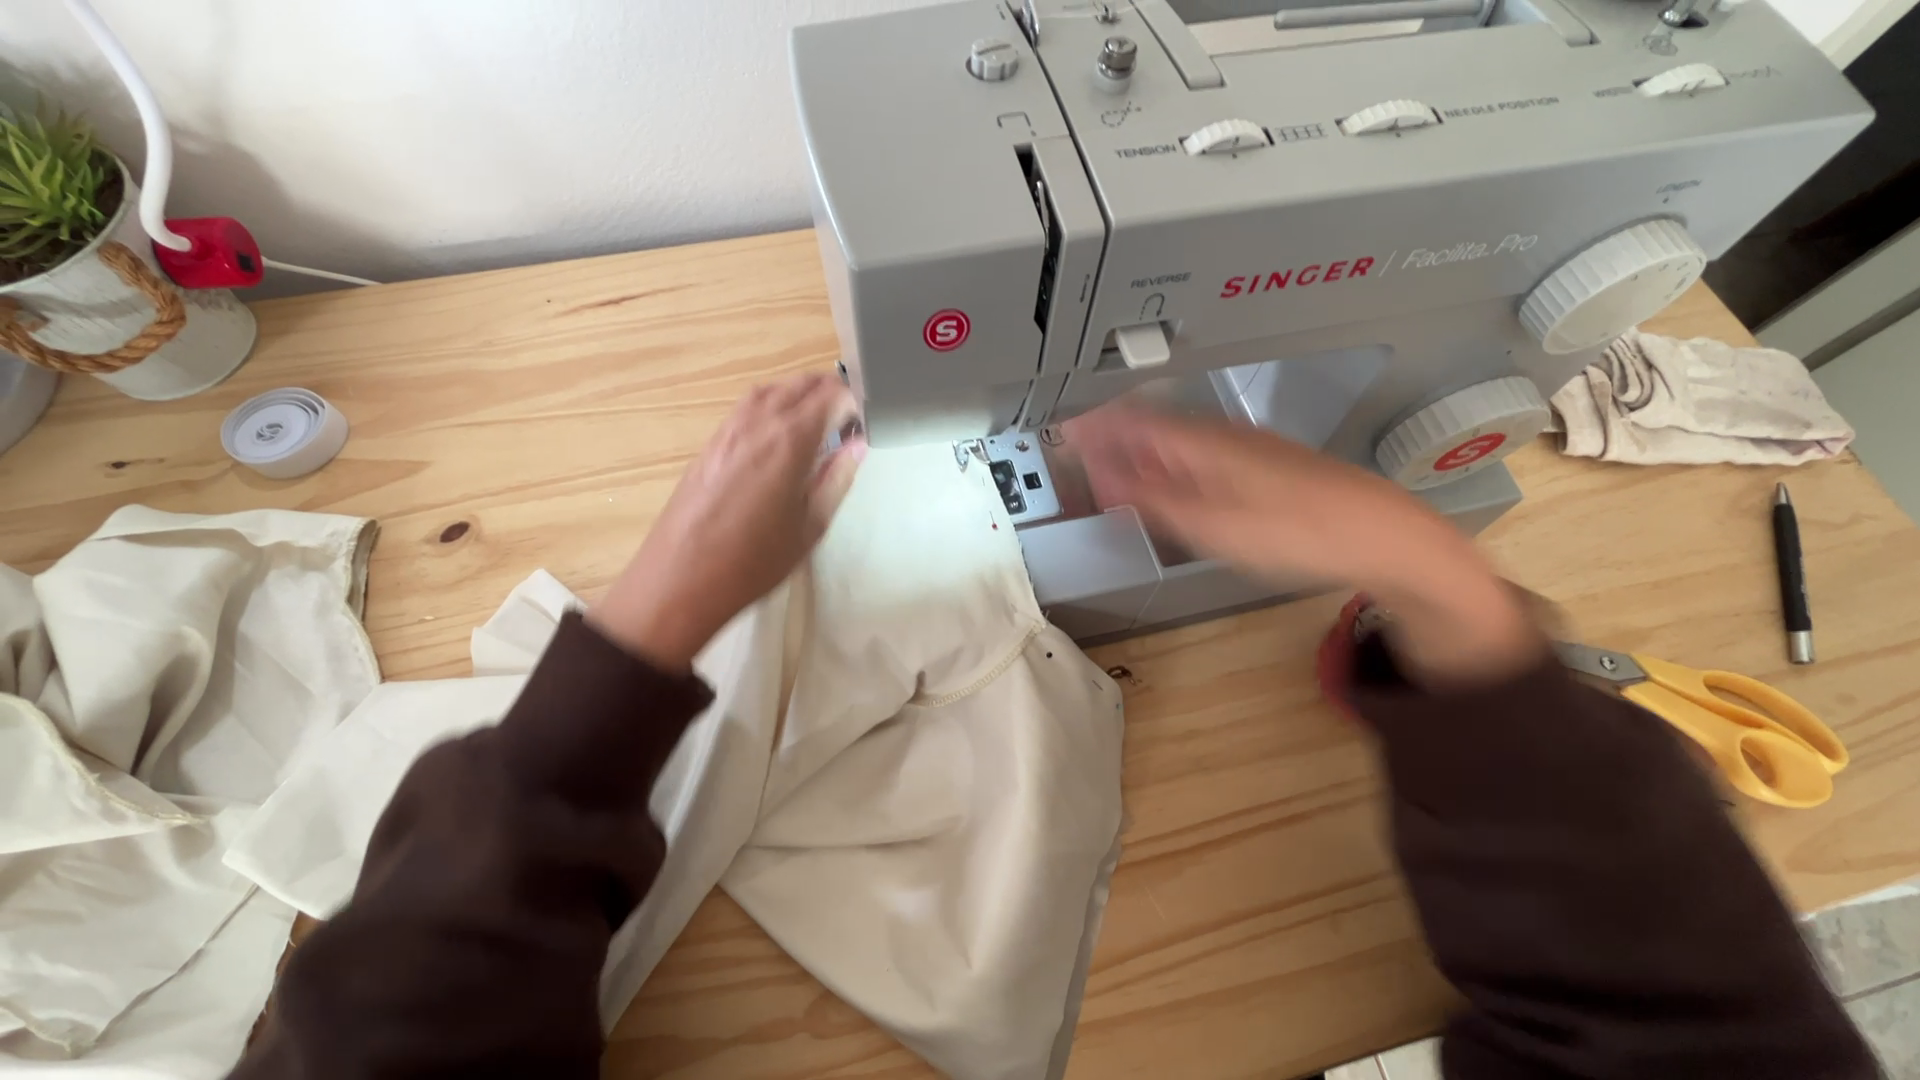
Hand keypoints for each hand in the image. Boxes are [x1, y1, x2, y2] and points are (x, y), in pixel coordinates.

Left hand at [588, 373, 864, 671]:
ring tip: (820, 422)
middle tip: (851, 420)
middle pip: (802, 384)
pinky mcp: (710, 443)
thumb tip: (856, 445)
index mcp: (789, 439)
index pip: (833, 395)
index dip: (857, 402)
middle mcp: (758, 422)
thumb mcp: (811, 526)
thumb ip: (837, 477)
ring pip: (773, 390)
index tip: (868, 423)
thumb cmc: (754, 562)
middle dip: (832, 393)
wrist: (680, 581)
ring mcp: (729, 428)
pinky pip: (749, 407)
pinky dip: (774, 406)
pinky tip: (782, 435)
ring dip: (801, 395)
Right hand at [1065, 405, 1542, 687]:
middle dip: (1114, 438)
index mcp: (1201, 441)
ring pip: (1180, 441)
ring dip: (1144, 452)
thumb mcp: (1210, 524)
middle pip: (1154, 427)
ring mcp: (1248, 448)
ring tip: (1120, 472)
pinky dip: (1175, 466)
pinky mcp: (1268, 466)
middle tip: (1084, 454)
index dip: (1095, 425)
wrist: (1382, 535)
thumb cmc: (1298, 531)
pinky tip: (1179, 488)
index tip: (1065, 431)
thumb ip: (1151, 498)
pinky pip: (1204, 455)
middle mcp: (1222, 434)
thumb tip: (1102, 474)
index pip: (1131, 421)